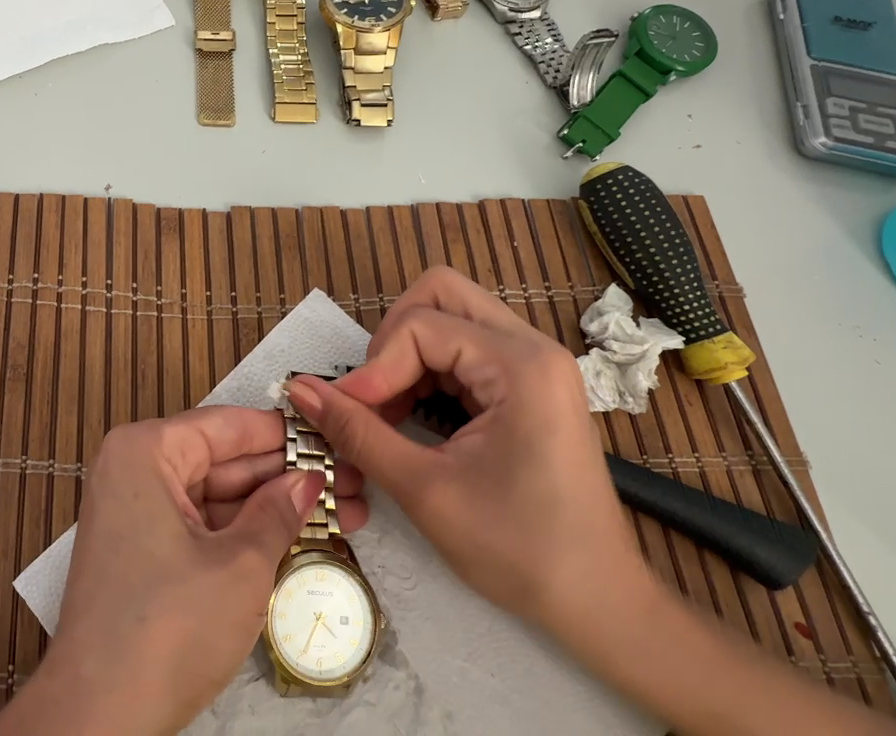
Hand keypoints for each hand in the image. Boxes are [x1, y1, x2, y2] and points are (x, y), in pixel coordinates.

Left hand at [0, 406, 364, 735]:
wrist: (101, 714)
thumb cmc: (168, 628)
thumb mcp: (239, 566)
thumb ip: (278, 513)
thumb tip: (309, 479)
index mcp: (146, 451)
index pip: (229, 426)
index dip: (287, 433)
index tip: (336, 436)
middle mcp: (136, 469)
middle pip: (225, 460)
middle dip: (289, 474)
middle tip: (352, 479)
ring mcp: (138, 512)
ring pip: (220, 496)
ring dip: (276, 507)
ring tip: (346, 510)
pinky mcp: (145, 551)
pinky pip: (204, 526)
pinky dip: (248, 532)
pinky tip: (300, 536)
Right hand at [285, 267, 644, 636]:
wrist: (596, 601)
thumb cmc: (518, 550)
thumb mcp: (424, 490)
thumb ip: (357, 432)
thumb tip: (299, 389)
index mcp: (521, 365)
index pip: (420, 326)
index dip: (373, 367)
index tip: (345, 413)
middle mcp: (532, 348)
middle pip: (440, 295)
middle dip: (391, 339)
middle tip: (372, 394)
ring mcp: (534, 364)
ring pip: (448, 319)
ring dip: (406, 357)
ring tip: (385, 414)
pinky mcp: (527, 385)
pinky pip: (462, 349)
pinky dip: (426, 373)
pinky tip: (410, 419)